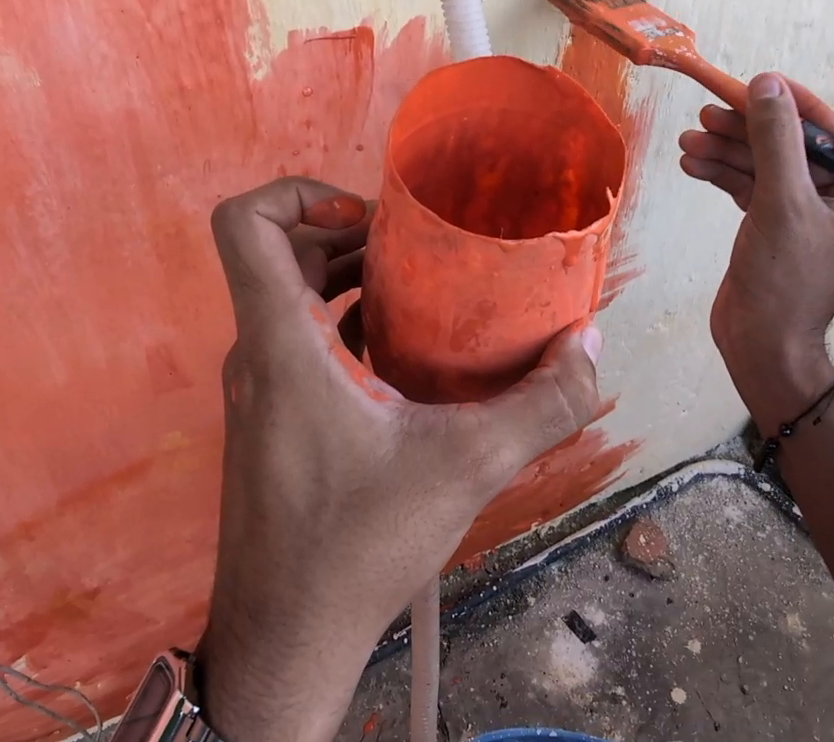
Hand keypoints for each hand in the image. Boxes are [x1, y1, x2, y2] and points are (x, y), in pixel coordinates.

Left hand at [199, 177, 603, 741]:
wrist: (286, 640)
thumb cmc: (358, 545)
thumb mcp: (467, 468)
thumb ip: (541, 405)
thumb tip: (588, 345)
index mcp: (281, 343)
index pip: (245, 223)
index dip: (299, 194)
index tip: (370, 218)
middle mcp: (258, 353)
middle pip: (281, 252)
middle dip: (349, 231)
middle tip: (420, 245)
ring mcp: (259, 387)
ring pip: (292, 296)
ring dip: (350, 275)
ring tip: (423, 286)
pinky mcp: (271, 418)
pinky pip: (301, 337)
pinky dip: (345, 319)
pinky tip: (405, 350)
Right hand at [678, 73, 833, 426]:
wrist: (757, 346)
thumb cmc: (785, 281)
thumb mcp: (782, 202)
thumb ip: (775, 139)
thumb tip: (767, 83)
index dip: (796, 107)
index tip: (759, 82)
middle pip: (794, 150)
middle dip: (749, 133)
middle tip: (709, 113)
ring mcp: (810, 219)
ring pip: (768, 169)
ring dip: (728, 153)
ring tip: (690, 140)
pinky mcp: (777, 229)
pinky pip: (753, 191)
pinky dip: (724, 177)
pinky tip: (693, 164)